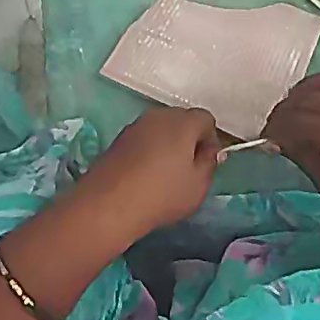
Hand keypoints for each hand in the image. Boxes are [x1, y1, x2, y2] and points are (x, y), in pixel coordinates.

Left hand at [72, 107, 220, 236]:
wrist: (108, 204)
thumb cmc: (162, 194)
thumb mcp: (198, 185)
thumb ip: (209, 163)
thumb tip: (208, 151)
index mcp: (182, 122)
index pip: (206, 119)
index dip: (210, 140)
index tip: (206, 163)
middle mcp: (158, 116)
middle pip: (182, 120)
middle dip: (189, 139)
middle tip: (188, 169)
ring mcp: (135, 125)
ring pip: (160, 128)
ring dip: (167, 144)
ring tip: (165, 174)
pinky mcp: (118, 138)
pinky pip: (143, 138)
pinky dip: (148, 150)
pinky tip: (145, 175)